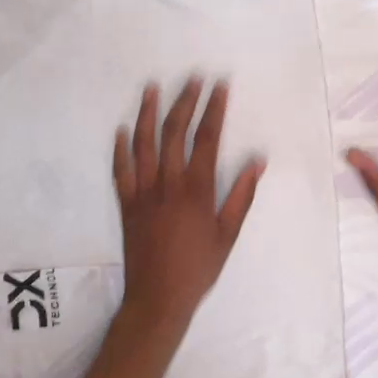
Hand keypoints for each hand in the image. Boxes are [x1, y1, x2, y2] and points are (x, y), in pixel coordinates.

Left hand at [115, 79, 265, 327]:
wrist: (158, 299)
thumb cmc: (199, 268)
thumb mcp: (228, 235)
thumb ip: (241, 196)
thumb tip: (256, 162)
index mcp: (196, 191)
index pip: (206, 139)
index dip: (213, 110)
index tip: (219, 87)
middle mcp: (168, 185)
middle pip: (174, 133)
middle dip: (184, 101)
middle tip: (191, 78)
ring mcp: (143, 192)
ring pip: (143, 144)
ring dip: (148, 113)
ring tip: (151, 88)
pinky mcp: (126, 203)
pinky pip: (121, 170)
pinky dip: (120, 148)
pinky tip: (122, 129)